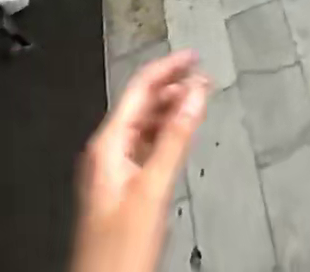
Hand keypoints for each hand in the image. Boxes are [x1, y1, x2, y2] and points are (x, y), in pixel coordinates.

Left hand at [70, 50, 209, 271]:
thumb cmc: (117, 253)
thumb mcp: (153, 187)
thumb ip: (176, 136)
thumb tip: (196, 93)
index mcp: (108, 144)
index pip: (140, 87)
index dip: (168, 67)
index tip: (193, 56)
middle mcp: (107, 151)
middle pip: (142, 102)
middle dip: (173, 84)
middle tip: (201, 74)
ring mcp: (114, 169)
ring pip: (145, 122)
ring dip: (171, 106)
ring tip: (197, 97)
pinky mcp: (125, 186)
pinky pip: (147, 143)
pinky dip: (167, 130)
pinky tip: (182, 131)